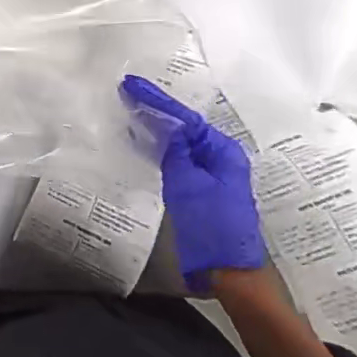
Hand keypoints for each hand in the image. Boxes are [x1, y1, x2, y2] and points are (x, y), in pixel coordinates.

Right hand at [120, 76, 265, 290]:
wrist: (227, 269)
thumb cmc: (210, 225)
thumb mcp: (188, 185)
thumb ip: (177, 153)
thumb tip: (170, 127)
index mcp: (223, 152)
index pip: (187, 120)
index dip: (160, 103)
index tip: (133, 87)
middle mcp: (222, 159)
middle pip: (186, 130)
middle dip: (160, 114)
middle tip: (129, 99)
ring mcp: (214, 176)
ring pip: (183, 146)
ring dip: (160, 132)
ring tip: (133, 118)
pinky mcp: (204, 192)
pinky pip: (182, 162)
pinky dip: (164, 152)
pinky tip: (148, 149)